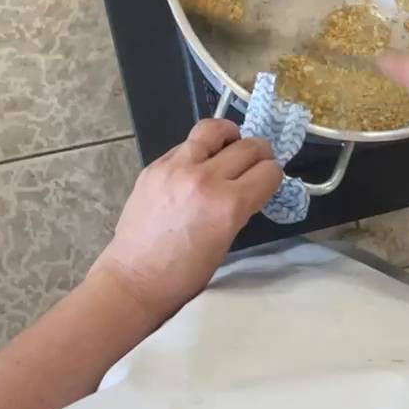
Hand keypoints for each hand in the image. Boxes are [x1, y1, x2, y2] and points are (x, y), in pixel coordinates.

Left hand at [91, 119, 281, 320]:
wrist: (135, 279)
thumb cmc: (185, 274)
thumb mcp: (226, 240)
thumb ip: (240, 206)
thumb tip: (250, 185)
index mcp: (229, 205)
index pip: (268, 172)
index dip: (273, 176)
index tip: (267, 182)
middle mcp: (205, 179)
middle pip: (248, 147)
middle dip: (260, 154)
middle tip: (256, 163)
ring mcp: (176, 168)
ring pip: (214, 129)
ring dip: (229, 136)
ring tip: (228, 146)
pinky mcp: (155, 166)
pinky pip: (186, 145)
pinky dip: (199, 150)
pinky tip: (197, 166)